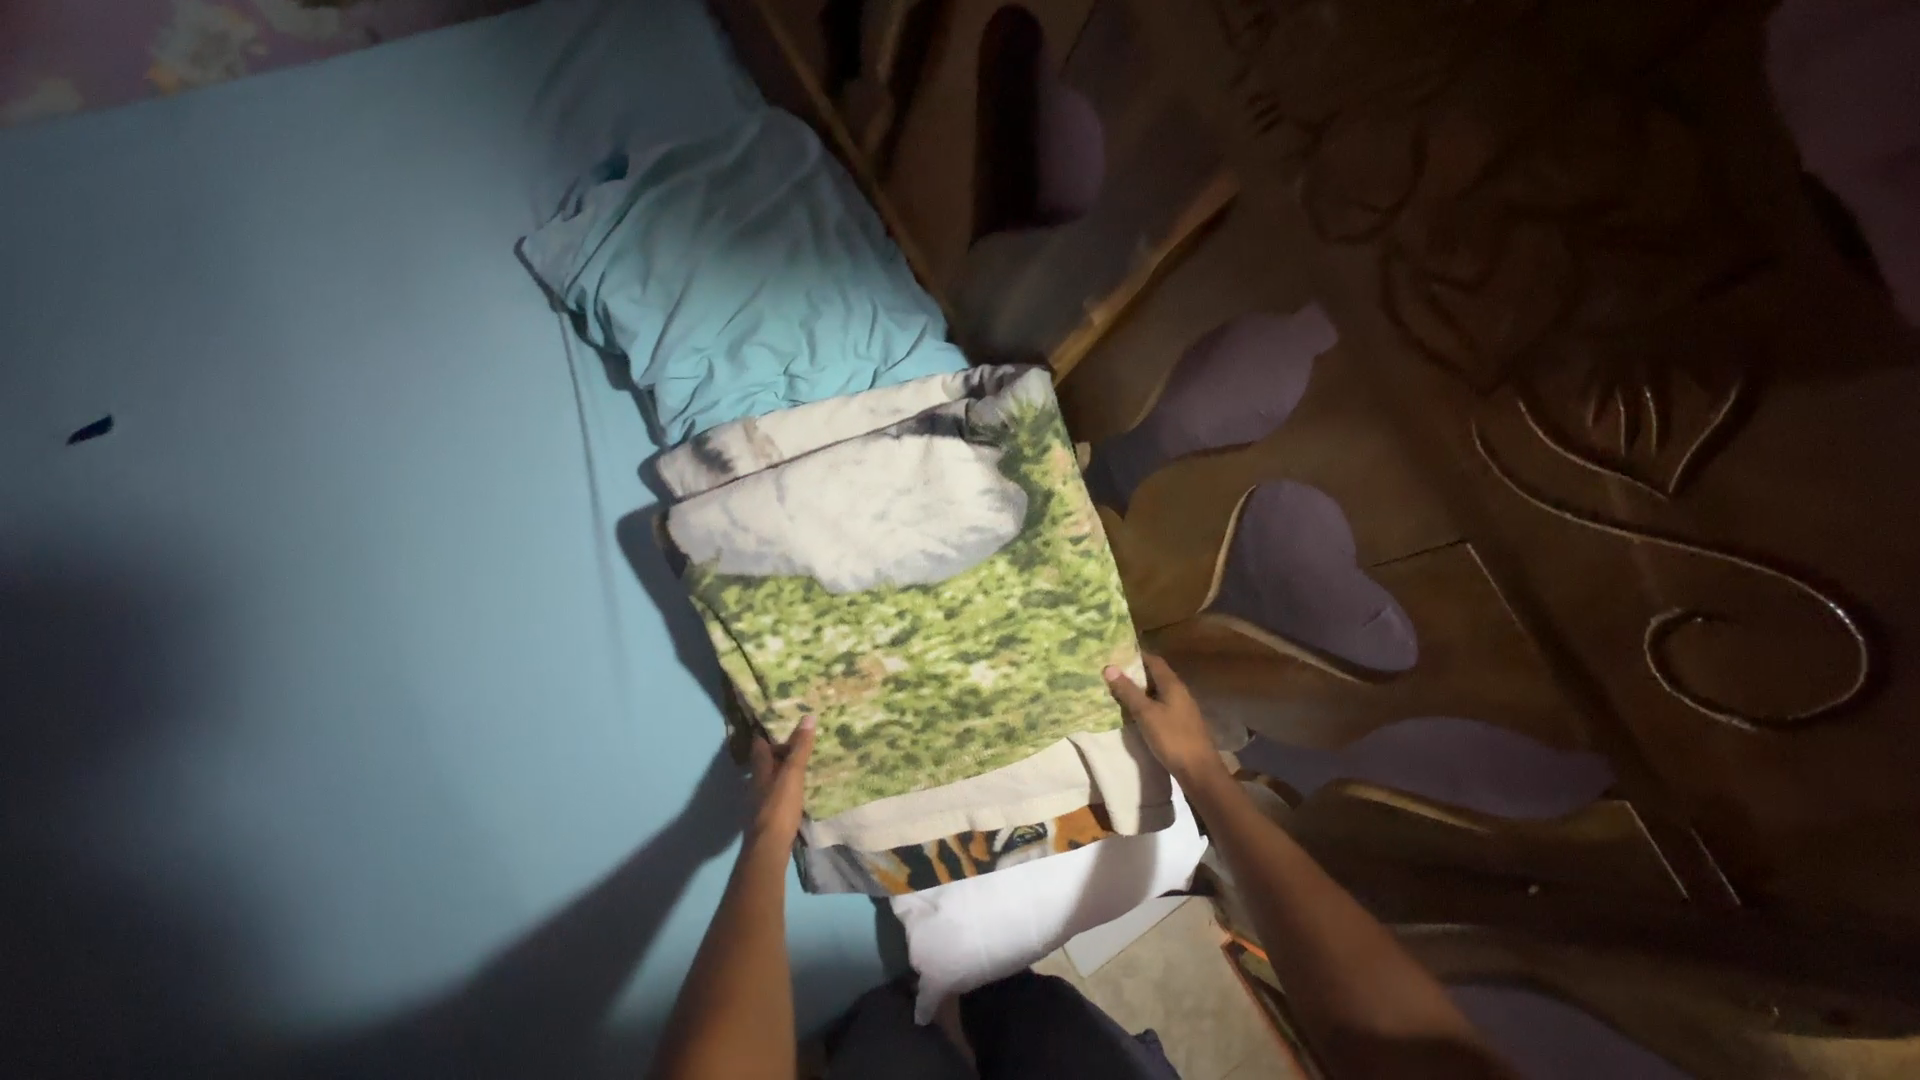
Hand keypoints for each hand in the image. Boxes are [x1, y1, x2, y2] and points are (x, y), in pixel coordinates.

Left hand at [746, 715, 815, 847]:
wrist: (768, 848)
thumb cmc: (778, 807)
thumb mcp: (792, 774)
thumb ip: (800, 748)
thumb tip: (807, 717)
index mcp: (760, 769)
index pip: (759, 744)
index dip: (767, 732)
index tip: (781, 722)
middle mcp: (756, 782)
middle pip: (765, 761)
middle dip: (779, 751)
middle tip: (800, 742)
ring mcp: (760, 801)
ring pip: (771, 778)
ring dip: (783, 771)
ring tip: (803, 766)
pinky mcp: (767, 816)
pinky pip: (776, 795)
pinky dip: (786, 789)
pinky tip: (799, 792)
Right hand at [1104, 655, 1223, 785]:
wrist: (1199, 771)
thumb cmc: (1172, 738)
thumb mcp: (1146, 713)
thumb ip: (1128, 691)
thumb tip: (1110, 667)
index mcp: (1173, 685)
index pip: (1153, 661)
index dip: (1135, 656)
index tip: (1115, 656)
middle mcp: (1179, 692)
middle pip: (1155, 676)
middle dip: (1134, 674)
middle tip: (1111, 676)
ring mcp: (1182, 709)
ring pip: (1157, 693)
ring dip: (1139, 692)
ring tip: (1116, 693)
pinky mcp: (1180, 724)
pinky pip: (1160, 707)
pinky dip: (1146, 706)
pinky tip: (1133, 714)